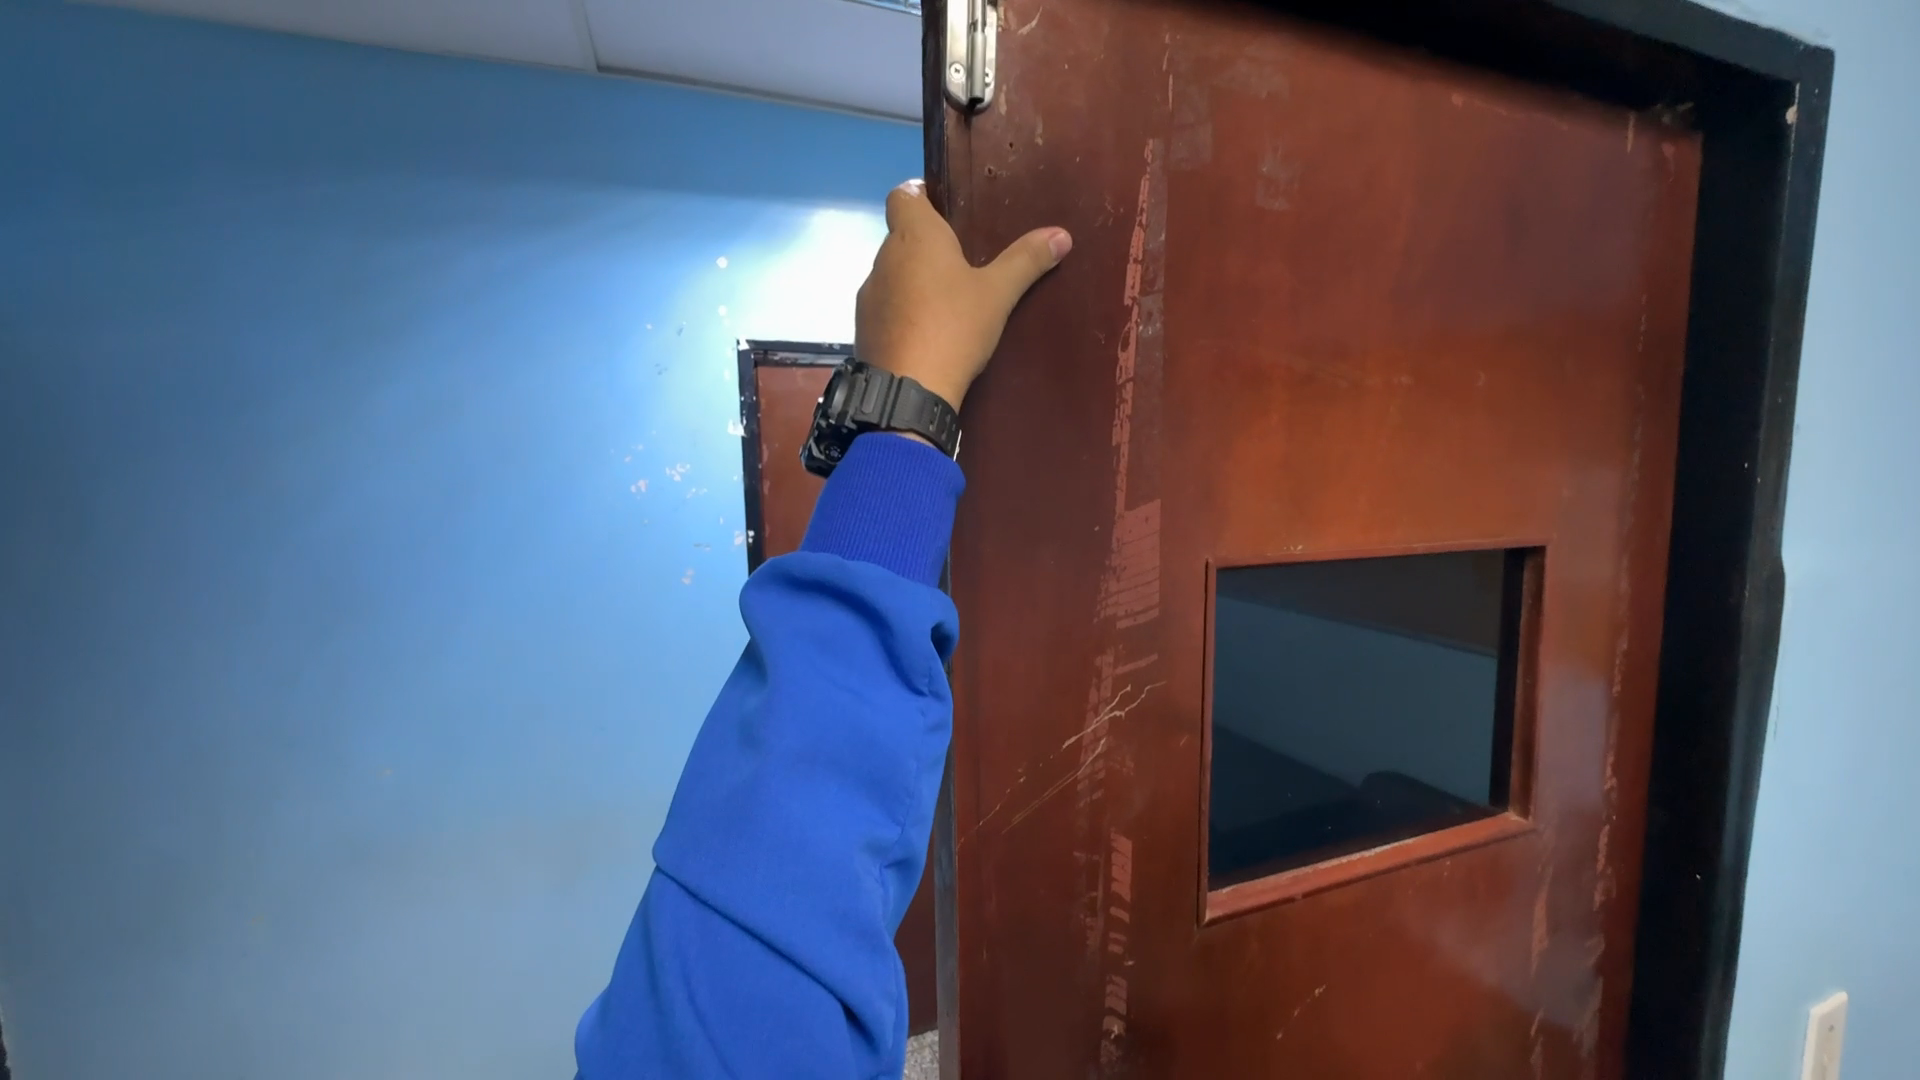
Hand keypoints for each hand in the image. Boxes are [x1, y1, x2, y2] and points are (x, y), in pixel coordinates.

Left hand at [855, 179, 1072, 410]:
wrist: (908, 390)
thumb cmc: (954, 327)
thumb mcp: (997, 294)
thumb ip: (1026, 261)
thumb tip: (1061, 235)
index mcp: (915, 236)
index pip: (902, 194)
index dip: (920, 194)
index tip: (944, 208)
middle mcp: (883, 258)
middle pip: (902, 238)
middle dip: (927, 247)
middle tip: (960, 264)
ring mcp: (869, 296)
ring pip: (893, 276)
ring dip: (914, 283)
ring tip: (946, 305)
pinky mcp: (864, 330)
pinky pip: (887, 310)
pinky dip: (904, 314)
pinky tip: (928, 335)